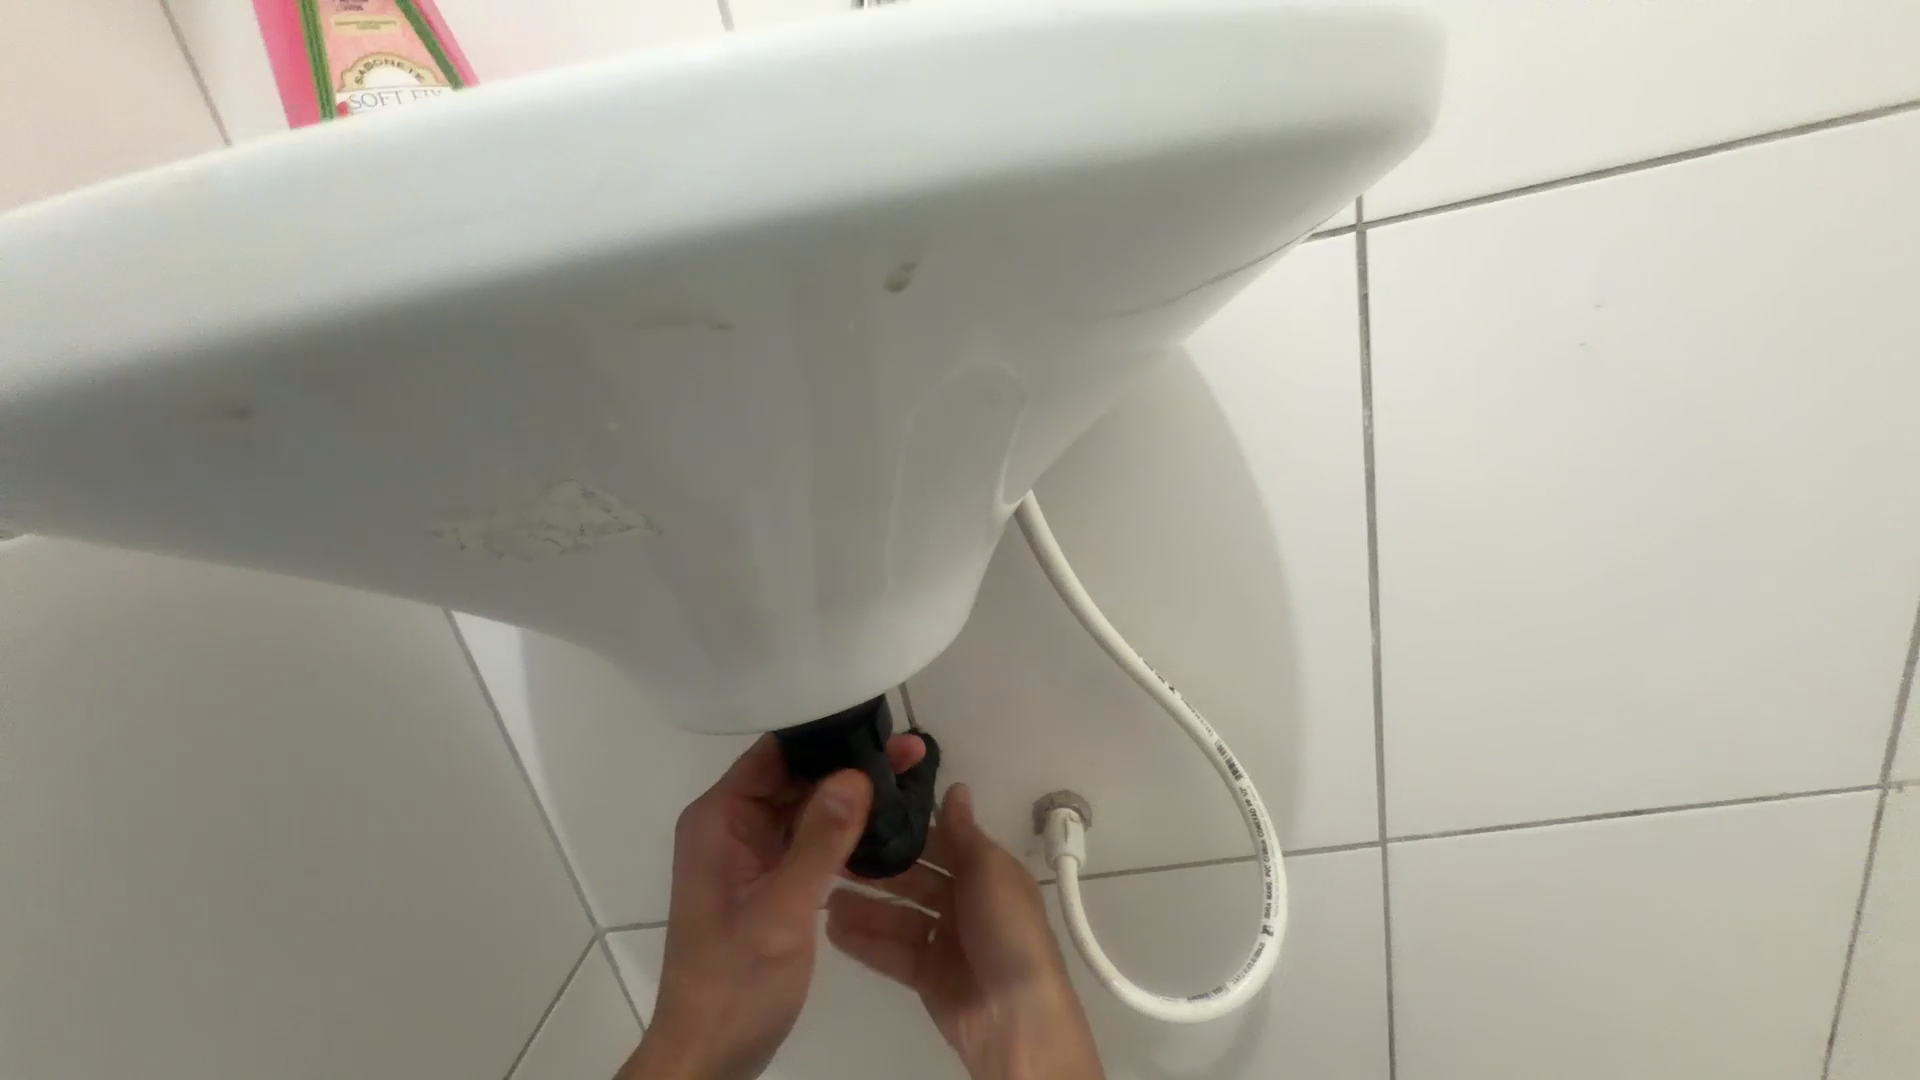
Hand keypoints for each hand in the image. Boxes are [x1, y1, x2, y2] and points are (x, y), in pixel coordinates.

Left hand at [620, 733, 926, 1079]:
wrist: (711, 1055)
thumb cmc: (736, 981)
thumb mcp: (782, 908)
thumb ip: (820, 839)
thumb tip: (858, 774)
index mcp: (720, 819)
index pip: (772, 756)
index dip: (822, 737)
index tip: (875, 724)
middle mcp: (734, 825)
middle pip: (794, 776)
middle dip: (848, 764)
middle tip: (908, 751)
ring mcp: (753, 851)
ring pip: (806, 805)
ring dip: (851, 794)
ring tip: (907, 774)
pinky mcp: (771, 876)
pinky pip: (809, 836)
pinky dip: (843, 827)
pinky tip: (884, 820)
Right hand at [826, 784, 1105, 1079]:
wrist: (1016, 1014)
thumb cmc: (1007, 930)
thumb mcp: (990, 870)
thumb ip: (963, 832)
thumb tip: (956, 788)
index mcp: (987, 872)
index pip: (942, 844)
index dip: (908, 833)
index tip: (869, 818)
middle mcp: (967, 902)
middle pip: (916, 880)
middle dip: (880, 871)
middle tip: (836, 858)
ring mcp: (946, 940)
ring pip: (900, 916)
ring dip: (865, 907)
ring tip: (824, 896)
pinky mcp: (928, 975)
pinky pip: (893, 952)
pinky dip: (866, 942)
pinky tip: (833, 930)